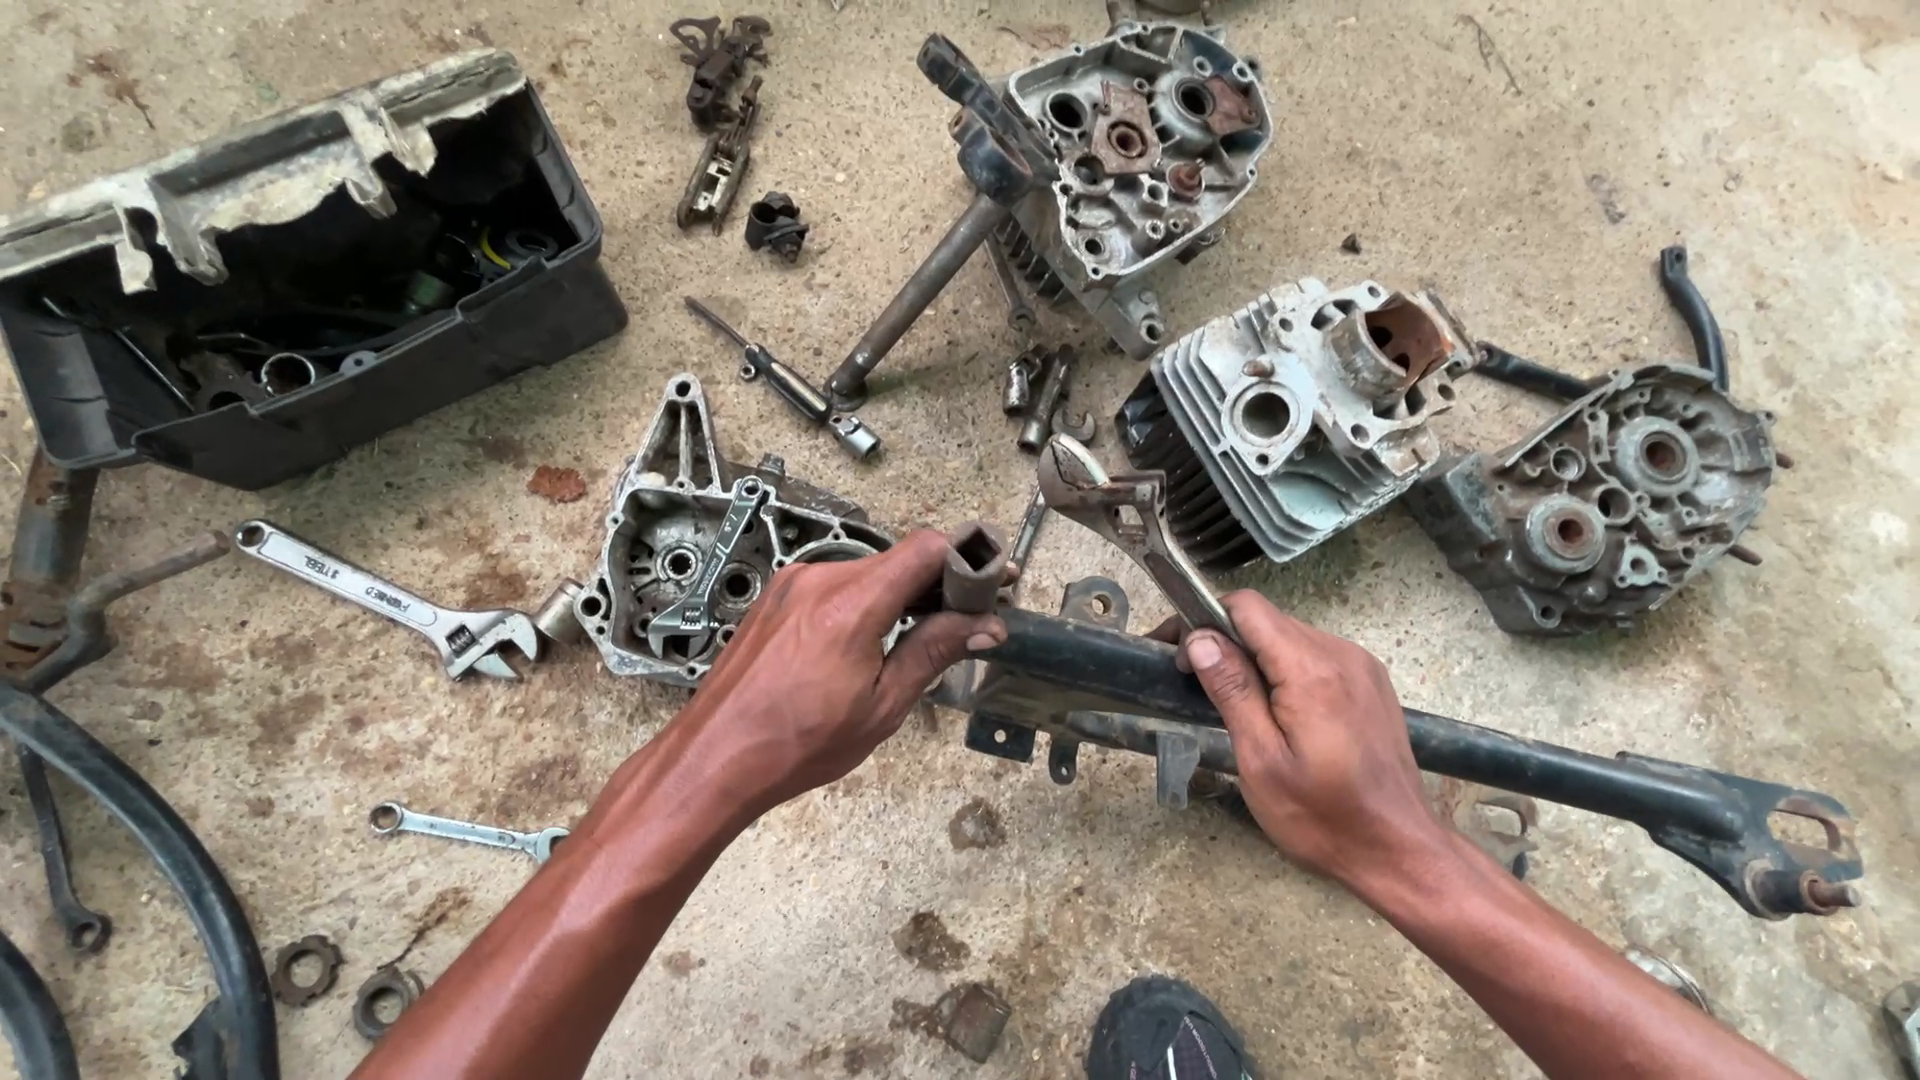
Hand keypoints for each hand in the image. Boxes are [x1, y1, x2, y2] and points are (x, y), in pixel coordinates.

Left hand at [678, 529, 1005, 813]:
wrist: (716, 756)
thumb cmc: (796, 744)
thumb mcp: (882, 706)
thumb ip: (934, 652)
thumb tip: (984, 625)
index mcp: (851, 604)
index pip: (926, 549)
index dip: (967, 560)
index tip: (992, 583)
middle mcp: (820, 579)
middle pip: (900, 559)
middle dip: (941, 583)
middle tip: (970, 616)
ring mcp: (794, 584)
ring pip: (870, 571)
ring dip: (904, 594)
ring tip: (926, 633)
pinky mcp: (779, 596)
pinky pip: (839, 584)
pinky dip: (869, 600)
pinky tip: (878, 636)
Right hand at [1179, 591, 1450, 891]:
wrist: (1399, 852)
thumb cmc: (1322, 816)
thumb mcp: (1260, 759)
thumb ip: (1232, 690)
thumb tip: (1199, 640)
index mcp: (1310, 669)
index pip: (1246, 607)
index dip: (1203, 622)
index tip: (1179, 657)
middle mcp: (1340, 653)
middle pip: (1265, 620)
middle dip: (1222, 641)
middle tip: (1193, 682)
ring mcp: (1360, 665)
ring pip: (1287, 636)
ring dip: (1251, 657)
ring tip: (1231, 701)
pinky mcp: (1369, 682)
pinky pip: (1312, 655)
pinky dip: (1281, 668)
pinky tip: (1272, 708)